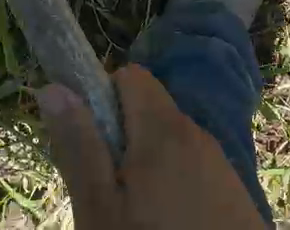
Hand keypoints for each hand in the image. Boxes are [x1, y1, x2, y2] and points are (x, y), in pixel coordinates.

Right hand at [37, 65, 265, 229]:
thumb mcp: (101, 209)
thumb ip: (79, 146)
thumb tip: (53, 87)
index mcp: (163, 128)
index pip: (129, 75)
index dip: (104, 99)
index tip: (94, 144)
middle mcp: (197, 134)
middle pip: (149, 112)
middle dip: (124, 140)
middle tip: (110, 193)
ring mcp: (221, 165)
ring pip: (172, 144)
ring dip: (150, 167)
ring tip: (138, 217)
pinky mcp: (236, 196)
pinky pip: (196, 170)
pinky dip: (177, 187)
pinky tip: (170, 225)